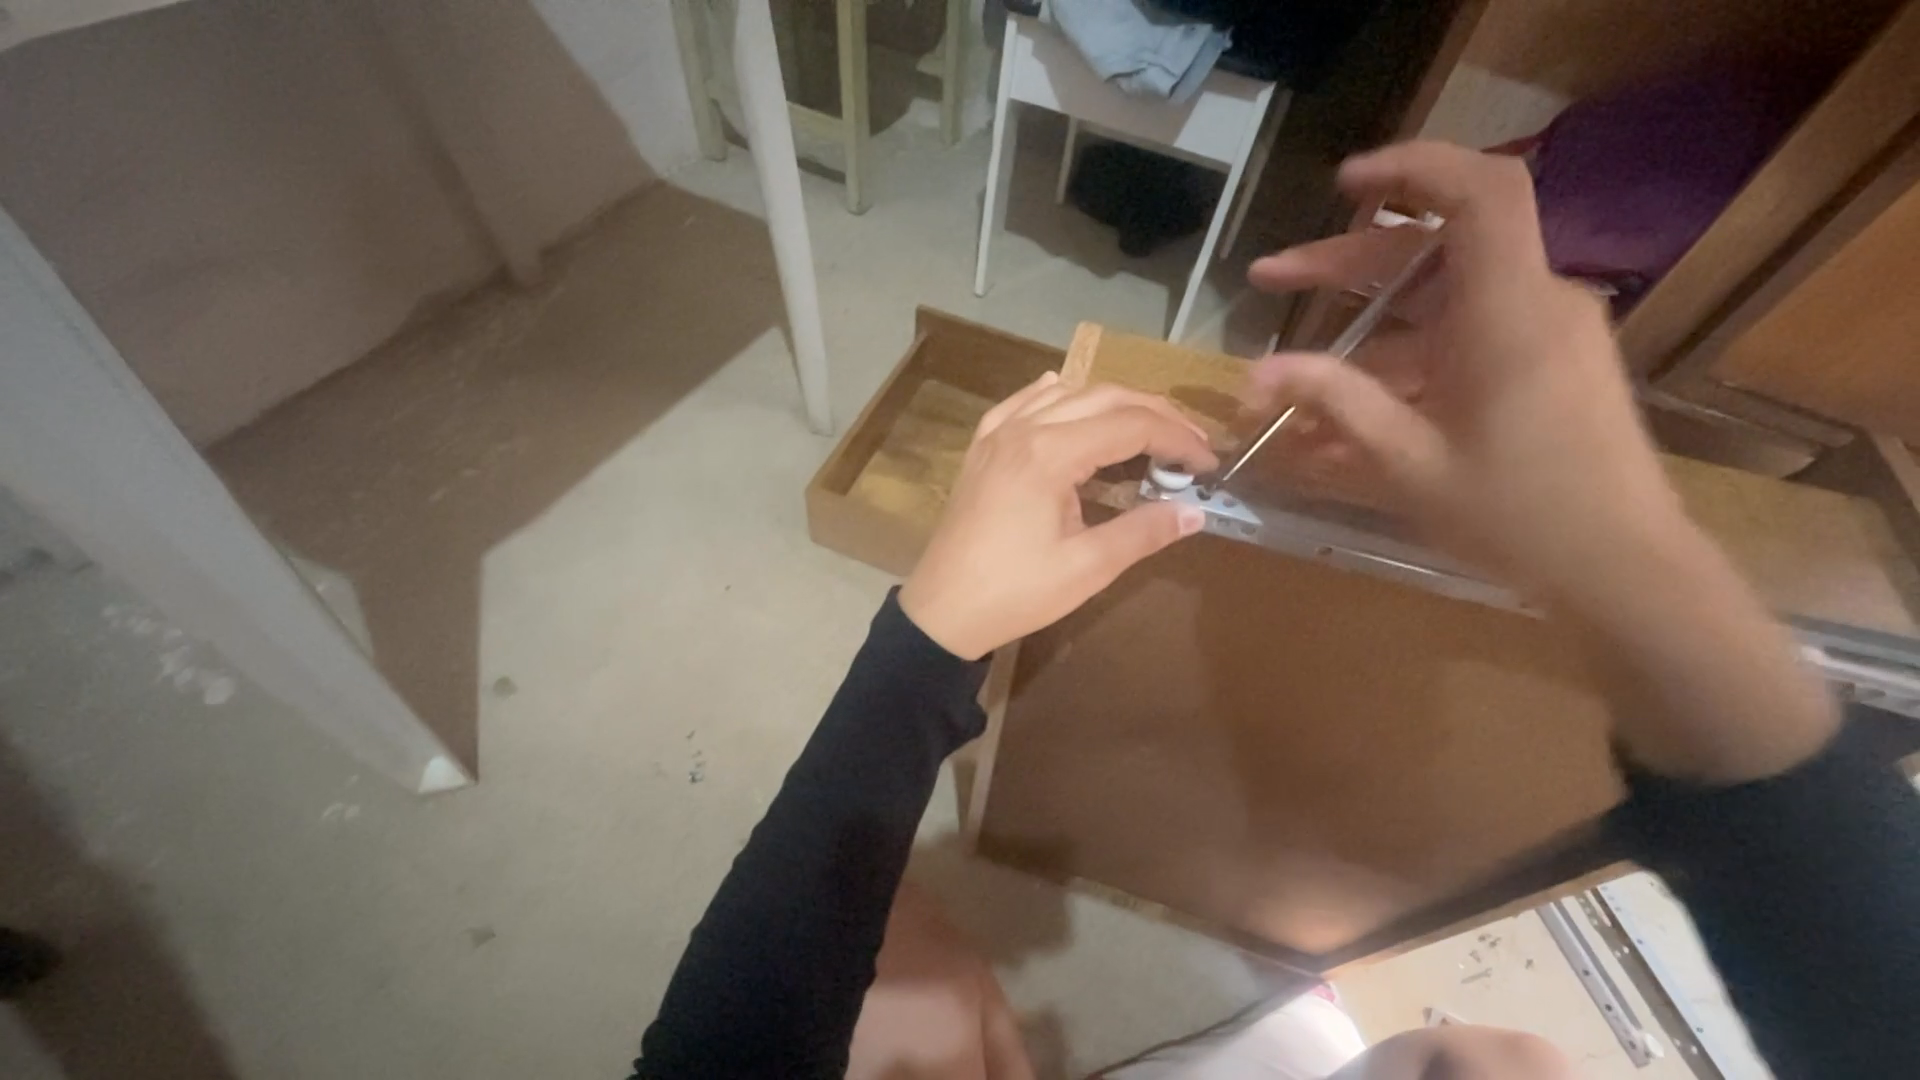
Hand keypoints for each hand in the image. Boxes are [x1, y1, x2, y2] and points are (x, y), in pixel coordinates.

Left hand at [898, 373, 1217, 659]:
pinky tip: (1067, 397)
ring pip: (1065, 393)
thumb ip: (1143, 532)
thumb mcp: (1087, 567)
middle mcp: (1023, 429)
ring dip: (1110, 402)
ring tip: (1145, 428)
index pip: (1131, 425)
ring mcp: (996, 434)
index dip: (1178, 438)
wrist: (942, 610)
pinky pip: (1021, 403)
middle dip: (1154, 413)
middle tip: (1190, 443)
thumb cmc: (1015, 592)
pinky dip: (1055, 396)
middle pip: (1103, 397)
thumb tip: (1195, 512)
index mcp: (1050, 454)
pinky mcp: (981, 449)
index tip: (1209, 464)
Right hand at [1244, 141, 1684, 596]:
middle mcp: (1532, 305)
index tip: (1343, 184)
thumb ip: (1332, 403)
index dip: (1412, 168)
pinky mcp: (1542, 366)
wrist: (1621, 569)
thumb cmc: (1515, 513)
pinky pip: (1459, 343)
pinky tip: (1344, 413)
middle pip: (1432, 252)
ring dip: (1361, 330)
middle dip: (1343, 264)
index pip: (1480, 193)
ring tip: (1286, 376)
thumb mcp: (1406, 460)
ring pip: (1439, 303)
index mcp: (1508, 312)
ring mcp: (1541, 335)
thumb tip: (1252, 374)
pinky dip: (1399, 364)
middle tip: (1268, 281)